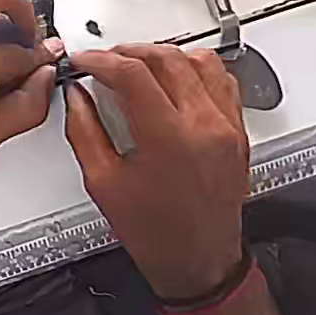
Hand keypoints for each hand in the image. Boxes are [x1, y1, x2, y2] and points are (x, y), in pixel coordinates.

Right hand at [64, 44, 250, 300]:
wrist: (199, 262)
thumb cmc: (156, 234)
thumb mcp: (102, 183)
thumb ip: (84, 130)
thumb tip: (77, 96)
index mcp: (168, 139)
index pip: (132, 73)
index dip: (100, 60)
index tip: (85, 62)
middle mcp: (204, 126)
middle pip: (164, 58)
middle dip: (127, 53)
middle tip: (104, 63)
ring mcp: (226, 126)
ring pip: (197, 60)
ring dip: (162, 55)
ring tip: (137, 66)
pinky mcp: (238, 131)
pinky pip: (222, 79)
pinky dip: (195, 68)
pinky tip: (175, 76)